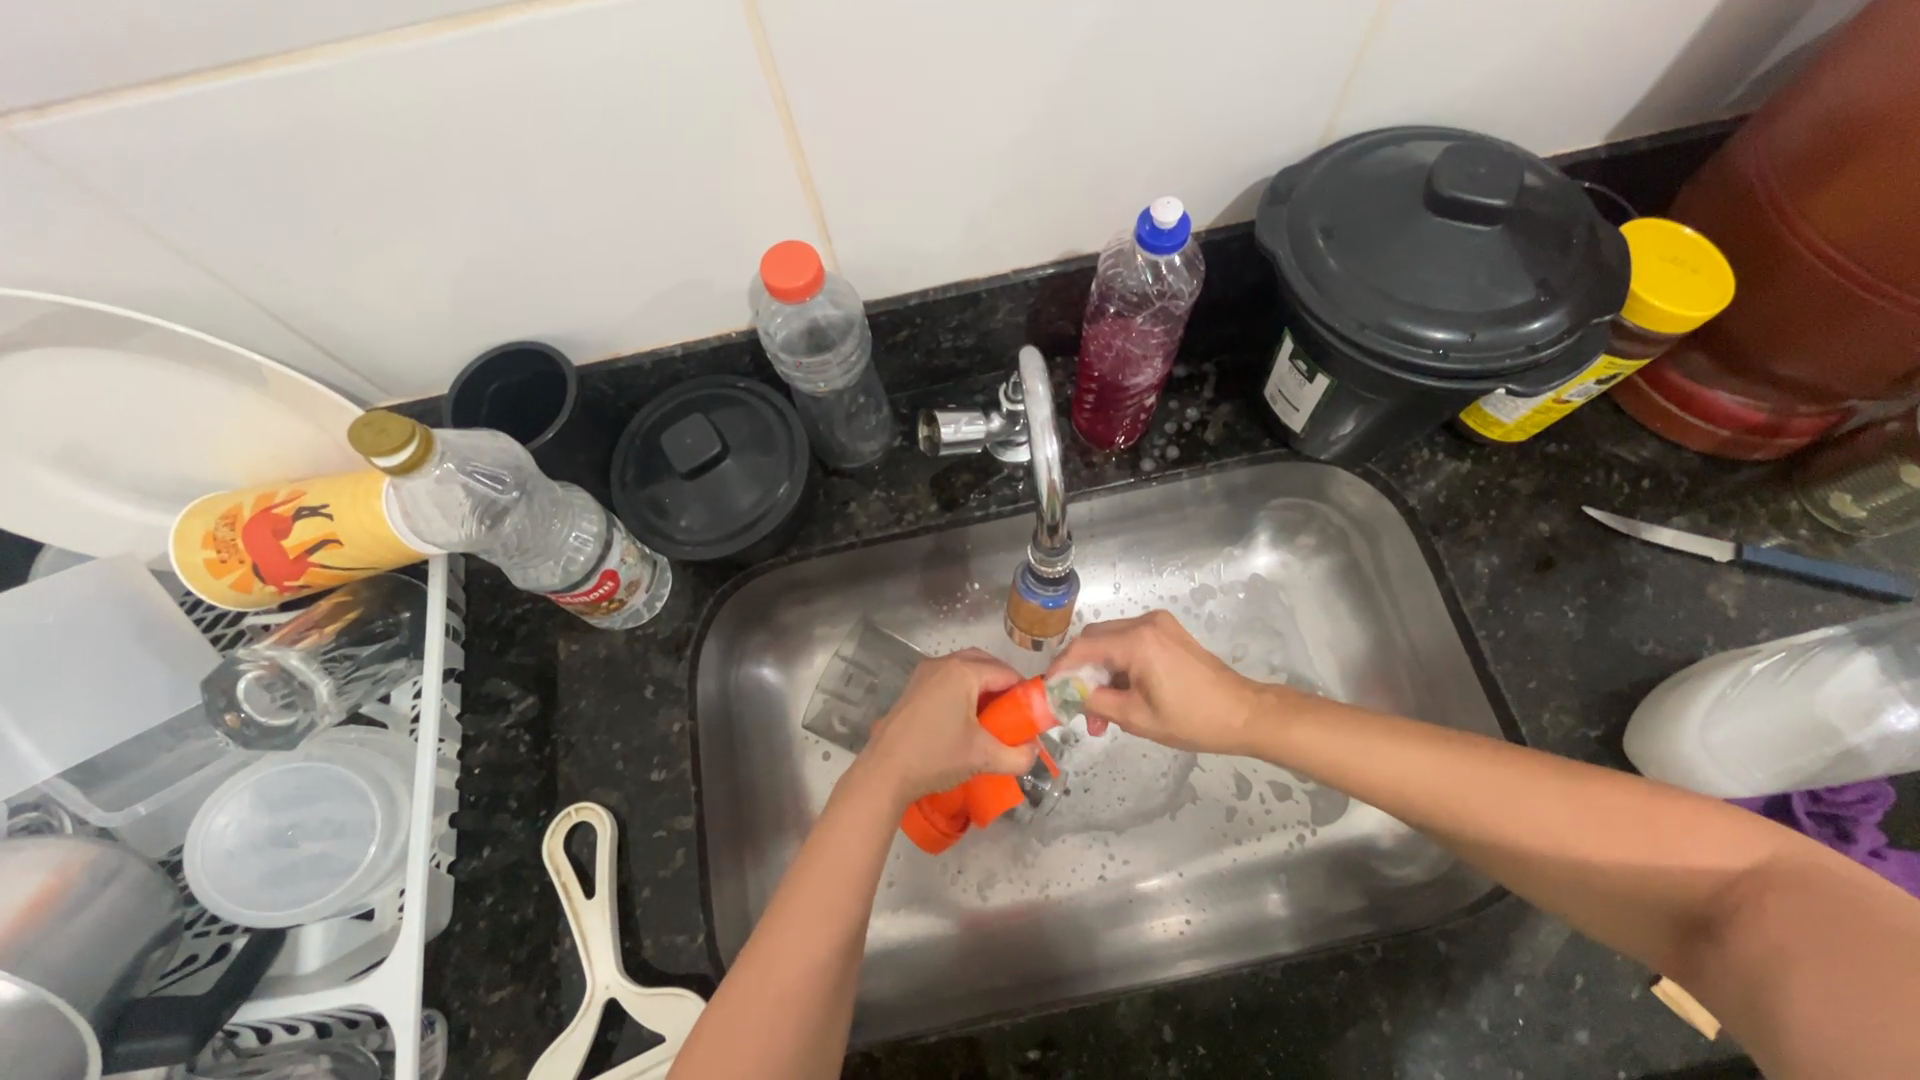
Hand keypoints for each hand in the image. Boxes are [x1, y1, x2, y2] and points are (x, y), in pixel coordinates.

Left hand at [857, 648, 1037, 805]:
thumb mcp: (984, 758)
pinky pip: (946, 679)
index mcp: (962, 672)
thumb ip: (1018, 755)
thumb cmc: (936, 757)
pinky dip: (962, 690)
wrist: (885, 772)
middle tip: (1014, 710)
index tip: (1032, 712)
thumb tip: (1034, 753)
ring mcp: (923, 675)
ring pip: (963, 669)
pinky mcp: (912, 689)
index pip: (1005, 672)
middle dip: (1002, 683)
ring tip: (992, 715)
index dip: (1023, 690)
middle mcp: (942, 665)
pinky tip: (965, 719)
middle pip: (983, 663)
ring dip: (981, 685)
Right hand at [1047, 610, 1277, 755]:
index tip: (1048, 691)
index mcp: (1137, 642)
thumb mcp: (1136, 717)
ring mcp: (1158, 624)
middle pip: (1093, 639)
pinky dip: (1117, 665)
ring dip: (1099, 671)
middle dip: (1080, 672)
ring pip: (1110, 641)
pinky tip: (1120, 694)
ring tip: (1101, 711)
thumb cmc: (1192, 720)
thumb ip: (1095, 701)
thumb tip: (1067, 695)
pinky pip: (1129, 642)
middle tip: (1078, 706)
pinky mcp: (1167, 632)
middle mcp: (1145, 623)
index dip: (1060, 669)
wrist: (1243, 713)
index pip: (1082, 648)